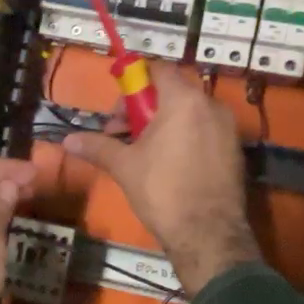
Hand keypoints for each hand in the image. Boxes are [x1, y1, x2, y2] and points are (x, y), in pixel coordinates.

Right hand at [64, 63, 259, 294]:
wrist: (208, 234)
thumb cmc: (163, 191)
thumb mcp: (124, 166)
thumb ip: (97, 146)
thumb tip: (68, 140)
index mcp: (184, 100)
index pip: (158, 69)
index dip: (134, 80)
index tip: (118, 106)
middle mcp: (211, 106)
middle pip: (172, 92)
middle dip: (143, 109)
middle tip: (121, 134)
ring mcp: (228, 129)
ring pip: (189, 114)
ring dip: (163, 124)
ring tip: (141, 152)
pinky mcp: (236, 151)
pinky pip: (205, 132)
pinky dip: (185, 138)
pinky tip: (168, 165)